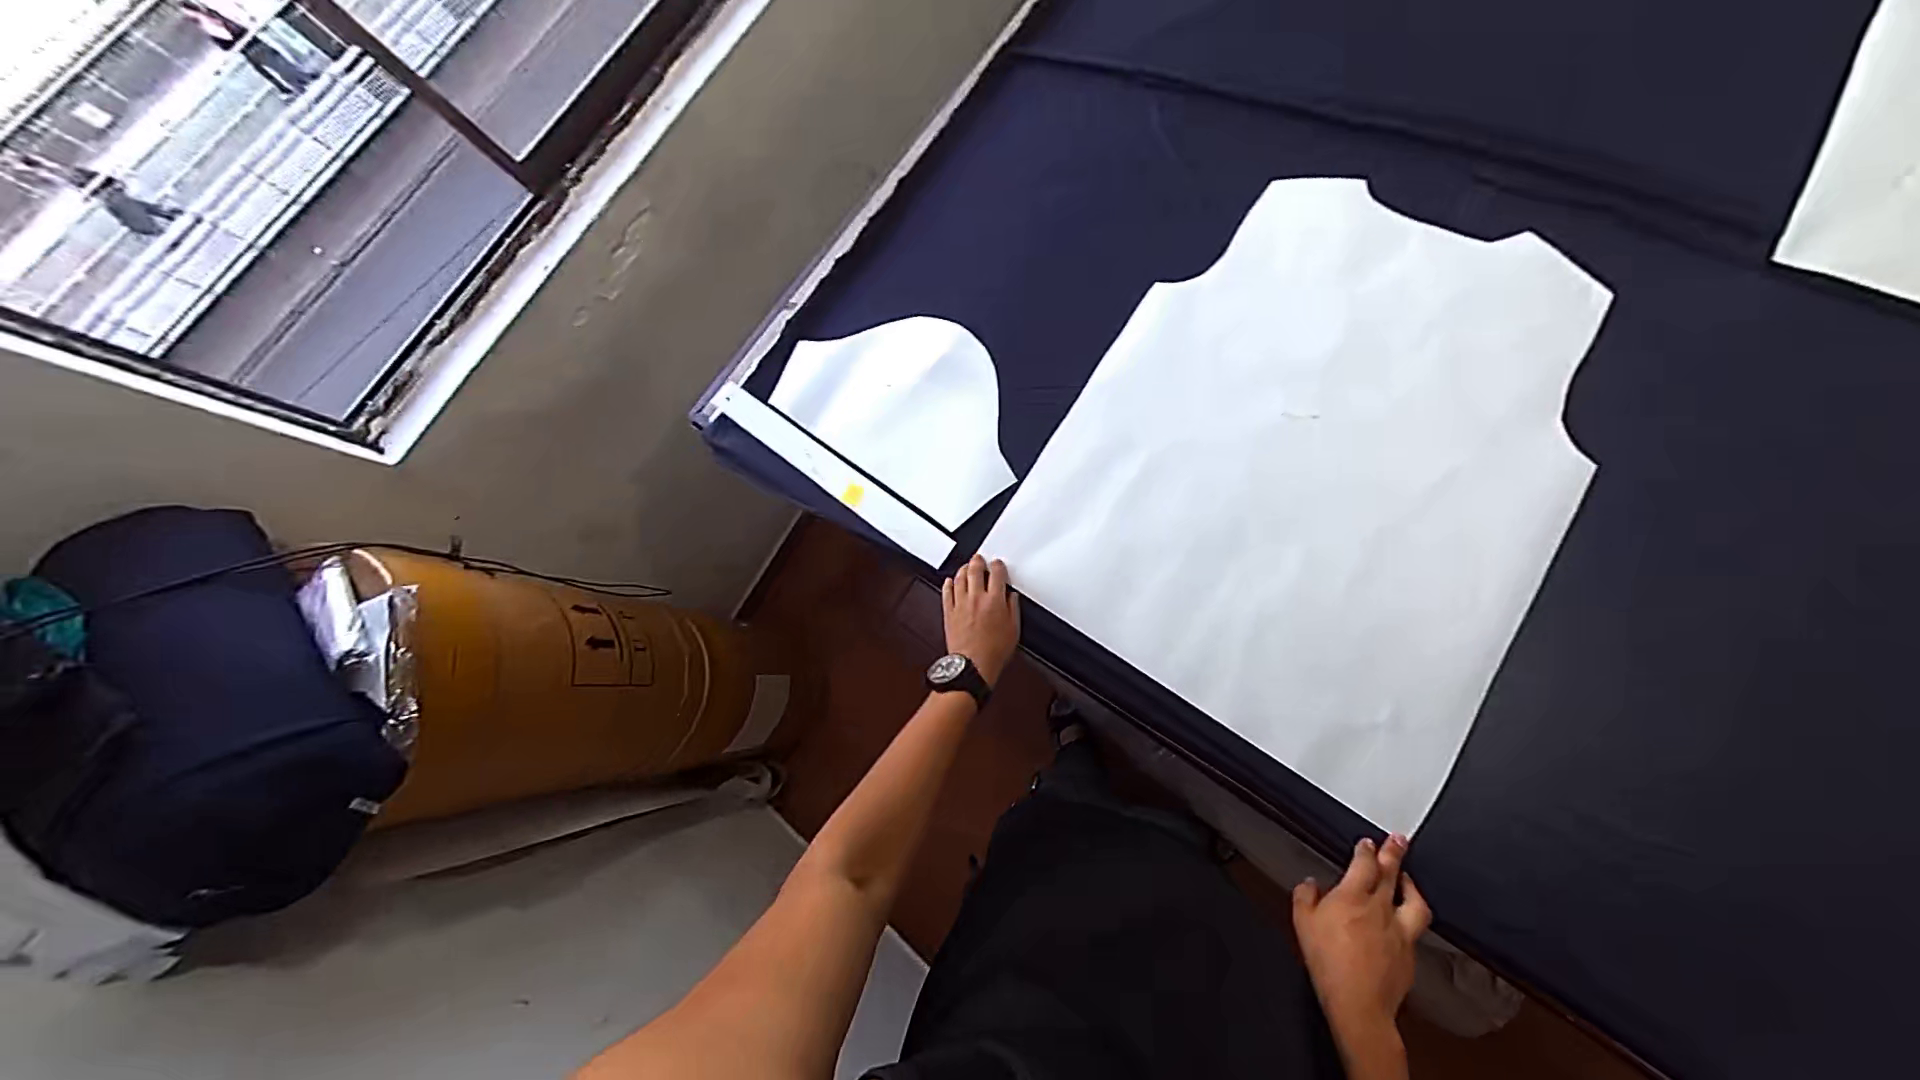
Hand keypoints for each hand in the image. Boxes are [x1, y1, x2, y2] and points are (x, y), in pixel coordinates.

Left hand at [941, 554, 1020, 686]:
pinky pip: (946, 592)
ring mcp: (961, 604)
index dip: (998, 566)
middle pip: (975, 570)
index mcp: (995, 601)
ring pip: (959, 578)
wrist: (973, 665)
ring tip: (966, 567)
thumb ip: (1012, 609)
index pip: (997, 574)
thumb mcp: (1013, 630)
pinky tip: (949, 581)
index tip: (998, 565)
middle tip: (979, 558)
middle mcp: (976, 598)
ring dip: (963, 569)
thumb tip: (1011, 597)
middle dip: (978, 561)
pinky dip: (948, 584)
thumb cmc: (993, 652)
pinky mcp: (949, 612)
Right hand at [1292, 834, 1431, 1045]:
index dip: (1367, 850)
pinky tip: (1404, 917)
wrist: (1358, 1002)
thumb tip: (1310, 885)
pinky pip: (1415, 926)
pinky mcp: (1410, 952)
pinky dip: (1410, 915)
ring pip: (1414, 900)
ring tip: (1409, 877)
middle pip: (1392, 874)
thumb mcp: (1302, 922)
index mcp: (1352, 897)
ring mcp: (1400, 931)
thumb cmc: (1328, 962)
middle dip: (1395, 853)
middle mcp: (1380, 909)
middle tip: (1399, 839)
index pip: (1364, 864)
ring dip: (1412, 884)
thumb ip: (1305, 897)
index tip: (1367, 842)